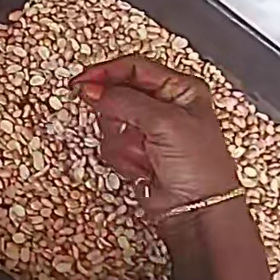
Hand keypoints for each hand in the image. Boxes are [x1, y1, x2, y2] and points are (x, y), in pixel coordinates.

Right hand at [72, 56, 238, 218]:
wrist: (197, 210)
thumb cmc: (197, 165)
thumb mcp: (164, 122)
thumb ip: (124, 101)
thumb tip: (90, 89)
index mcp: (179, 88)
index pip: (134, 68)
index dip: (106, 73)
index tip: (82, 82)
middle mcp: (163, 106)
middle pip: (118, 95)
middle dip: (116, 115)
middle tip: (122, 129)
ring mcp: (148, 131)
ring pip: (111, 123)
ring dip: (122, 142)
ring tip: (143, 156)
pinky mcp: (136, 153)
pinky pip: (111, 147)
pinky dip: (122, 159)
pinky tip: (142, 169)